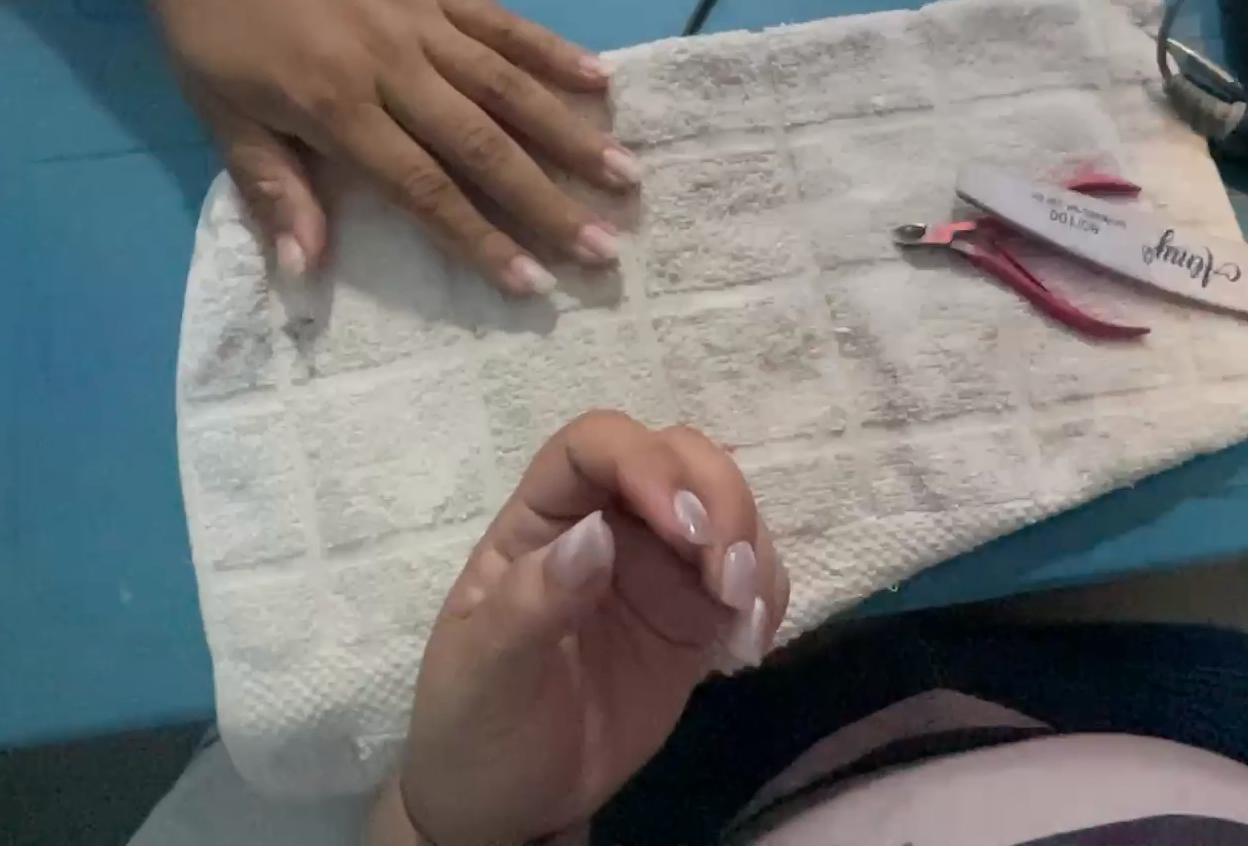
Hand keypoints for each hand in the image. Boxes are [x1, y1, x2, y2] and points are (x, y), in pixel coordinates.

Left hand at [129, 0, 639, 294]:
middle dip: (547, 203)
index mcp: (337, 106)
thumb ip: (273, 188)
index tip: (535, 284)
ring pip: (508, 87)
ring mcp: (422, 22)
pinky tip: (602, 80)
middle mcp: (392, 68)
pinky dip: (552, 51)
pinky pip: (502, 23)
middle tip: (605, 248)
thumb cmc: (209, 19)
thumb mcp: (218, 110)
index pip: (424, 188)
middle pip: (484, 146)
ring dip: (571, 135)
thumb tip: (306, 270)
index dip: (481, 241)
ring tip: (626, 176)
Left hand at [382, 413, 789, 844]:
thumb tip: (596, 534)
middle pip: (679, 455)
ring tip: (745, 616)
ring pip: (724, 500)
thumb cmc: (479, 725)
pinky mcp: (699, 606)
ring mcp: (660, 559)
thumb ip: (531, 604)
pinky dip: (768, 589)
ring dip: (751, 541)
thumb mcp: (484, 673)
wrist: (520, 803)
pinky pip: (751, 568)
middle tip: (727, 575)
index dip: (643, 463)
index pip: (595, 444)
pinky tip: (752, 641)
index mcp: (544, 515)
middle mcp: (610, 517)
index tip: (680, 526)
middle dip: (718, 498)